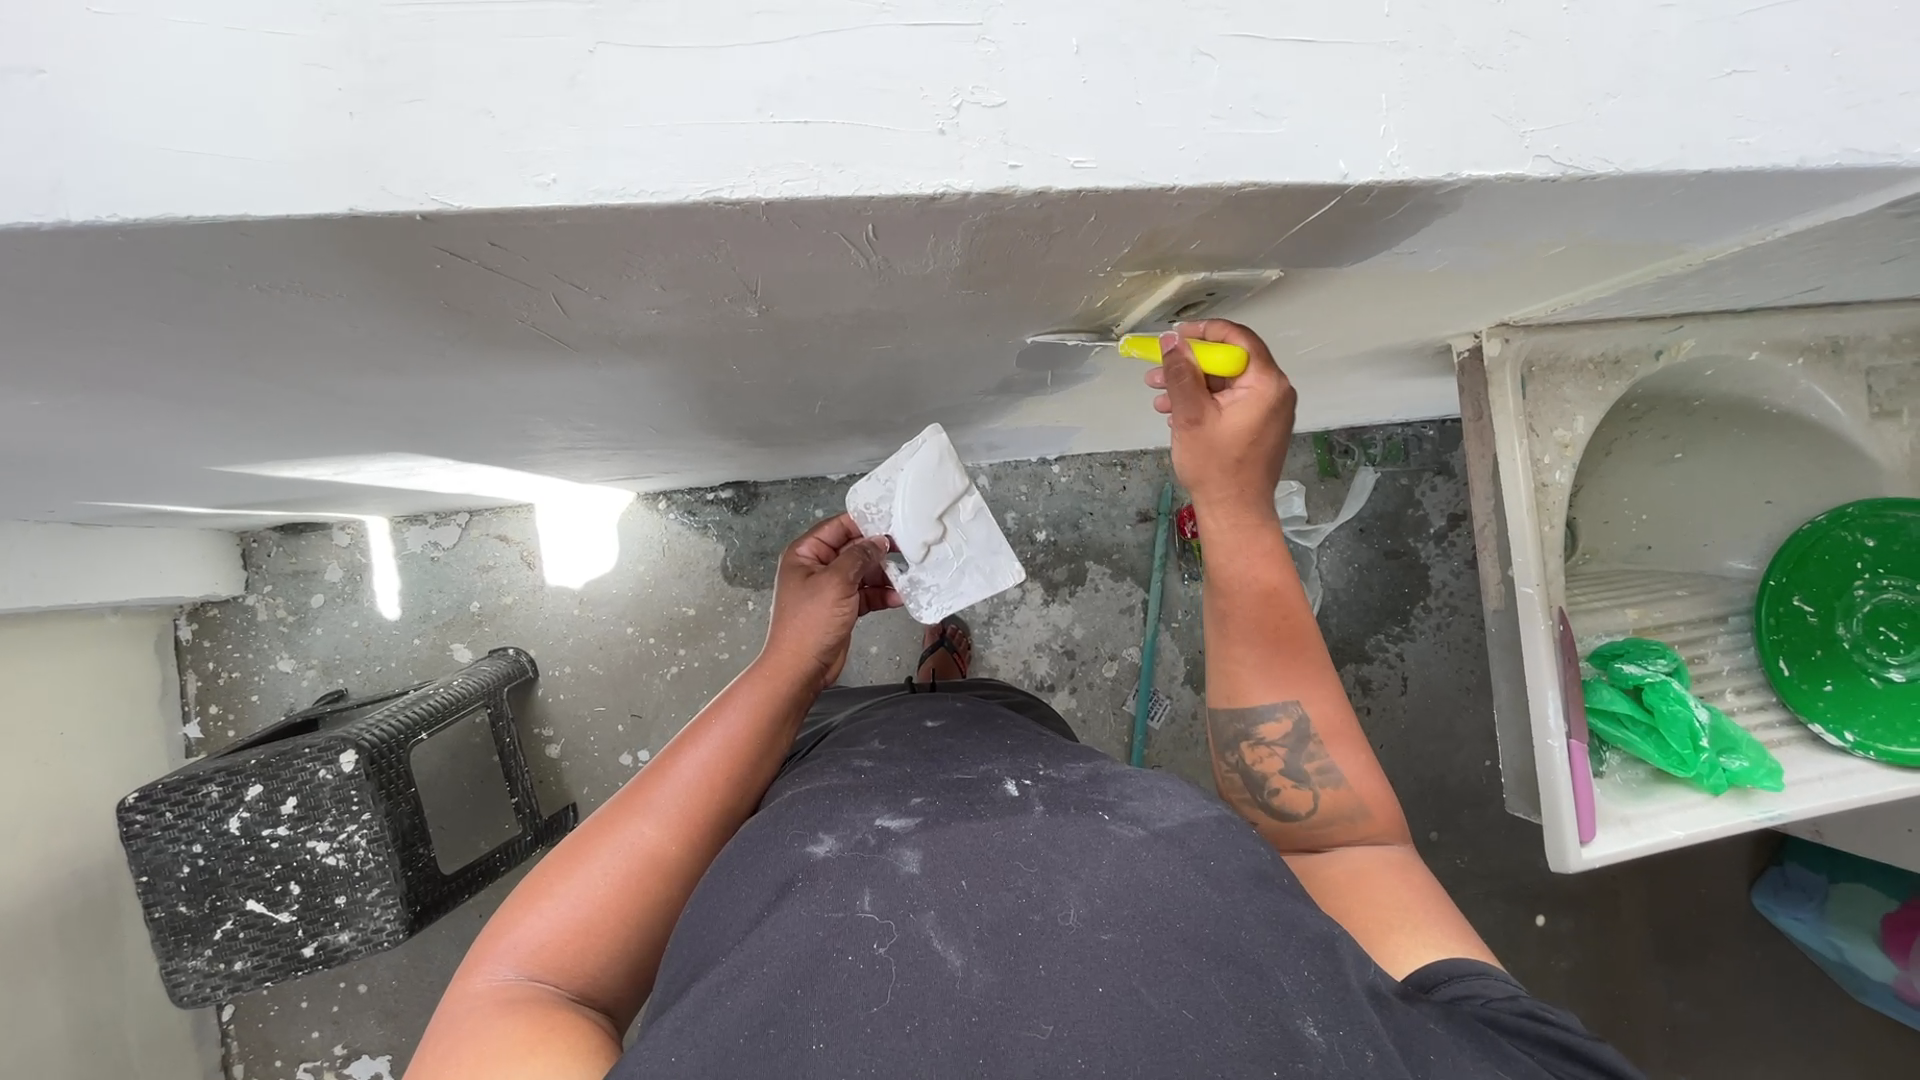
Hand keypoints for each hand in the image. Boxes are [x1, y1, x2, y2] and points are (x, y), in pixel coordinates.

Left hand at [761, 514, 900, 689]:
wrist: (801, 668)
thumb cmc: (808, 624)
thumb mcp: (836, 582)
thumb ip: (859, 557)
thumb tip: (877, 542)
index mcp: (806, 553)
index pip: (838, 527)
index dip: (863, 523)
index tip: (889, 522)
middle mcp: (816, 568)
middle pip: (853, 550)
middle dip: (878, 552)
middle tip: (904, 549)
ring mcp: (830, 589)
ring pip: (862, 573)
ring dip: (883, 576)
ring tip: (904, 578)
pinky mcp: (842, 608)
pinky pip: (865, 594)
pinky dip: (881, 595)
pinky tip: (897, 598)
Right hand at [1144, 319, 1295, 523]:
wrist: (1234, 511)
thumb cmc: (1215, 466)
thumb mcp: (1191, 415)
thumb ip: (1181, 373)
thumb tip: (1171, 341)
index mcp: (1266, 383)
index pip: (1238, 339)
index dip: (1204, 332)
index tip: (1176, 336)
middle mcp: (1275, 391)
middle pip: (1229, 362)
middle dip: (1190, 365)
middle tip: (1157, 371)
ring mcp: (1268, 410)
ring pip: (1225, 384)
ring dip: (1191, 386)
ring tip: (1158, 396)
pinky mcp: (1259, 426)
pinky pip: (1229, 402)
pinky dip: (1204, 402)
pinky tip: (1175, 413)